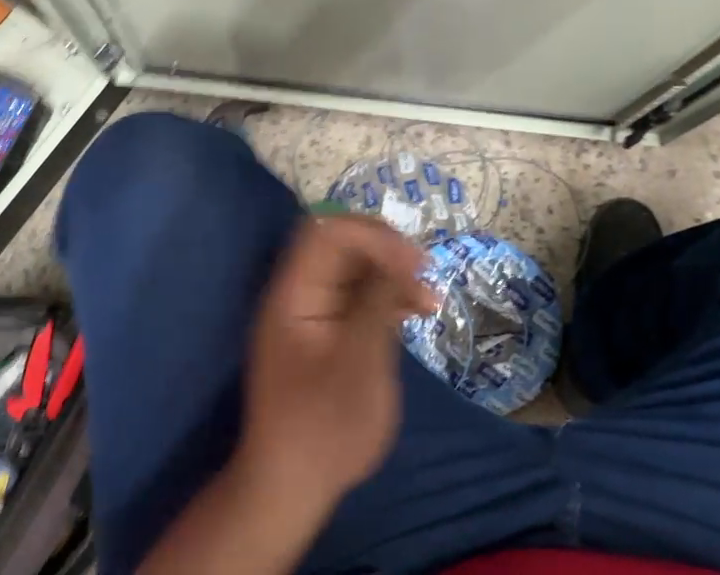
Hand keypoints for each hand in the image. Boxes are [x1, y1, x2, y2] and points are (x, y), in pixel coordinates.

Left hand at [238, 215, 436, 510]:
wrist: (289, 487)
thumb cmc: (324, 428)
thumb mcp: (359, 363)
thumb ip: (376, 303)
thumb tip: (398, 259)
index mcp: (293, 293)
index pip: (328, 233)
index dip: (374, 237)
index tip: (415, 263)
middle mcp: (297, 294)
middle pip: (340, 246)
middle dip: (386, 252)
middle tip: (425, 275)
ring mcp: (310, 315)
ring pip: (352, 271)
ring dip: (391, 275)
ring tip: (429, 300)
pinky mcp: (325, 336)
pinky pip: (355, 299)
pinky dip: (384, 299)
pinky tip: (415, 312)